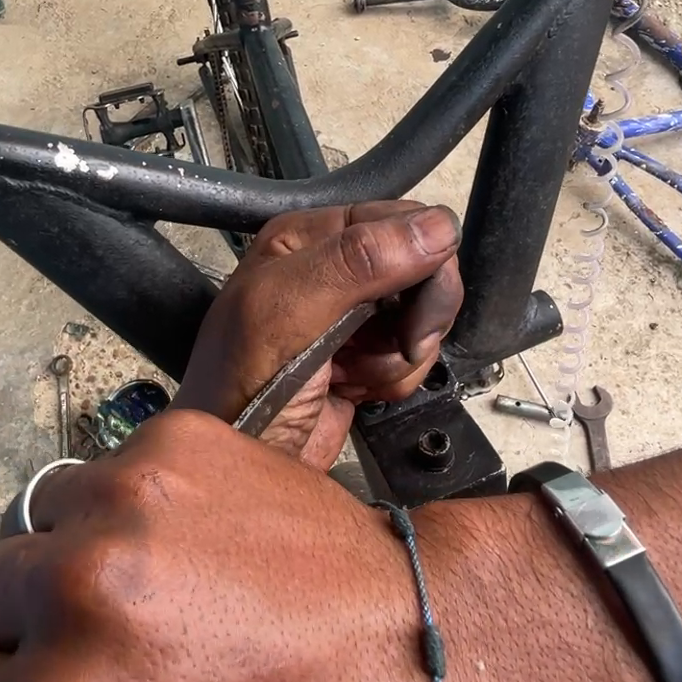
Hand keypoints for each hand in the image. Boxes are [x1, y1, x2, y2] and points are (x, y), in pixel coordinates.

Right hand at [0, 411, 435, 681]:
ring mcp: (128, 500)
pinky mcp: (176, 439)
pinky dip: (128, 498)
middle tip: (87, 631)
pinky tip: (184, 531)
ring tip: (141, 576)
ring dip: (71, 545)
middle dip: (19, 618)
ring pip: (37, 516)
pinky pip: (106, 466)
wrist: (387, 637)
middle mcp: (76, 594)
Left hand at [174, 202, 463, 468]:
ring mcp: (351, 312)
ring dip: (400, 355)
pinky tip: (354, 387)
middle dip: (417, 316)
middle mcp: (333, 265)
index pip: (401, 220)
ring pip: (423, 314)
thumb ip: (359, 262)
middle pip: (422, 267)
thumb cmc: (244, 384)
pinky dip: (395, 377)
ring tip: (354, 373)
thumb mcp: (290, 311)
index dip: (422, 262)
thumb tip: (439, 228)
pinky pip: (412, 353)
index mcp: (309, 236)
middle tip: (401, 346)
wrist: (241, 461)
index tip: (417, 309)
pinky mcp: (365, 354)